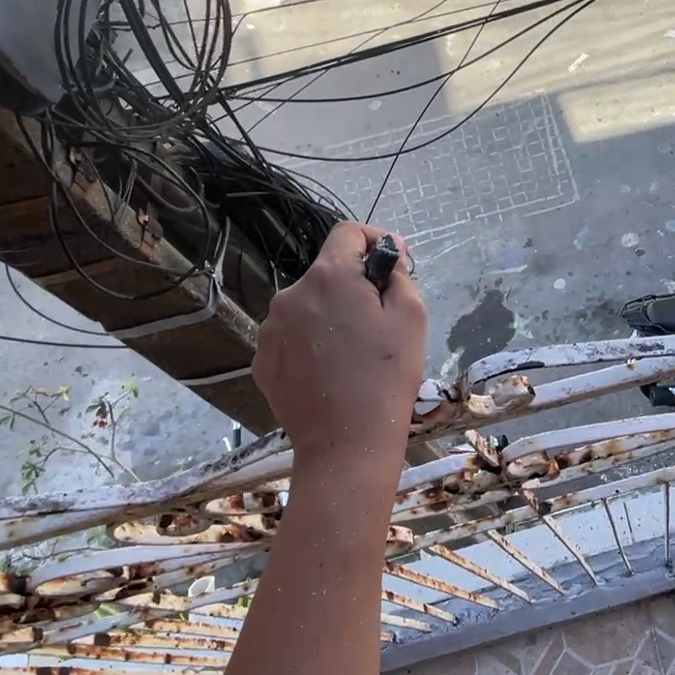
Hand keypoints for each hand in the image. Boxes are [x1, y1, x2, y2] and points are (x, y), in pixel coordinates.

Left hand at [254, 222, 426, 461]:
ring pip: (310, 306)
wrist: (346, 442)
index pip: (347, 232)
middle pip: (329, 273)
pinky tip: (332, 373)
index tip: (394, 264)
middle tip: (382, 324)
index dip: (375, 240)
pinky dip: (313, 343)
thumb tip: (386, 258)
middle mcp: (291, 294)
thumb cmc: (387, 376)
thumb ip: (398, 275)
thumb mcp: (412, 317)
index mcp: (330, 278)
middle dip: (356, 287)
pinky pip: (293, 336)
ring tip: (355, 354)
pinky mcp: (262, 359)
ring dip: (332, 316)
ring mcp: (270, 328)